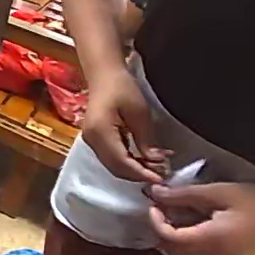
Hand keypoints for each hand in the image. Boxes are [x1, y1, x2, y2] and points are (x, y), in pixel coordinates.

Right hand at [80, 68, 168, 182]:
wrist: (103, 75)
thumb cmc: (122, 87)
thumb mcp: (139, 112)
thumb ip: (146, 139)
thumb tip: (157, 162)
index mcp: (100, 132)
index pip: (122, 162)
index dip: (141, 173)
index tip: (162, 179)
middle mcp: (92, 141)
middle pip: (116, 168)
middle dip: (139, 174)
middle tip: (163, 174)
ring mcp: (91, 141)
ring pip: (114, 165)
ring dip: (135, 170)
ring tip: (157, 168)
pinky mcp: (95, 140)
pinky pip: (112, 158)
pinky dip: (128, 162)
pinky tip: (144, 159)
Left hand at [145, 182, 254, 254]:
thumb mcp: (222, 192)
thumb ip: (186, 195)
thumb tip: (154, 193)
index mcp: (212, 242)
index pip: (168, 239)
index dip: (155, 220)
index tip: (154, 199)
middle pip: (176, 247)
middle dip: (163, 224)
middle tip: (164, 199)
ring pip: (188, 248)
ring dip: (178, 227)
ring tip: (182, 201)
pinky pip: (203, 247)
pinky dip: (193, 231)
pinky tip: (199, 211)